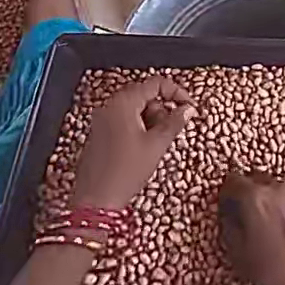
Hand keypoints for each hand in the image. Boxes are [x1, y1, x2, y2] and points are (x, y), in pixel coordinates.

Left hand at [71, 76, 194, 209]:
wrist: (96, 200)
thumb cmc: (126, 171)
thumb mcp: (157, 145)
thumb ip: (175, 122)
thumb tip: (188, 108)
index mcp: (124, 102)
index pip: (156, 83)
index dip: (177, 92)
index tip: (189, 107)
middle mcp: (110, 105)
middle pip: (145, 94)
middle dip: (162, 109)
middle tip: (169, 131)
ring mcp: (103, 118)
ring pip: (135, 108)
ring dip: (151, 120)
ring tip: (154, 144)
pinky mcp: (100, 132)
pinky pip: (124, 120)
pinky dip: (138, 128)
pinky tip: (142, 149)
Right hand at [217, 170, 284, 284]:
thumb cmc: (272, 274)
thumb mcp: (236, 251)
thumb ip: (228, 222)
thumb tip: (228, 210)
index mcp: (254, 197)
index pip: (232, 181)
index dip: (226, 194)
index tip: (224, 205)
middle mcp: (277, 188)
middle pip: (254, 178)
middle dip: (246, 192)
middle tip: (243, 214)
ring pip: (274, 186)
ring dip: (266, 197)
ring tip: (265, 224)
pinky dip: (283, 204)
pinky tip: (283, 227)